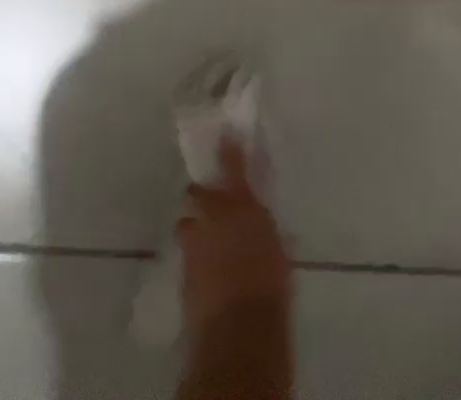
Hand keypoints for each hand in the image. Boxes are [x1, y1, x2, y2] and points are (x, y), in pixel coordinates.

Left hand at [176, 140, 291, 331]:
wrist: (239, 325)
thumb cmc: (272, 285)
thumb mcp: (279, 252)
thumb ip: (266, 231)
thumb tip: (263, 226)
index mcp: (243, 206)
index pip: (233, 167)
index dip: (228, 149)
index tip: (224, 134)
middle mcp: (213, 217)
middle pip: (196, 192)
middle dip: (202, 194)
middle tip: (211, 202)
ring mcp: (193, 242)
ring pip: (187, 223)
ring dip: (195, 228)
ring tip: (207, 242)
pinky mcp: (181, 267)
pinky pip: (187, 252)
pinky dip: (196, 255)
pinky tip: (206, 269)